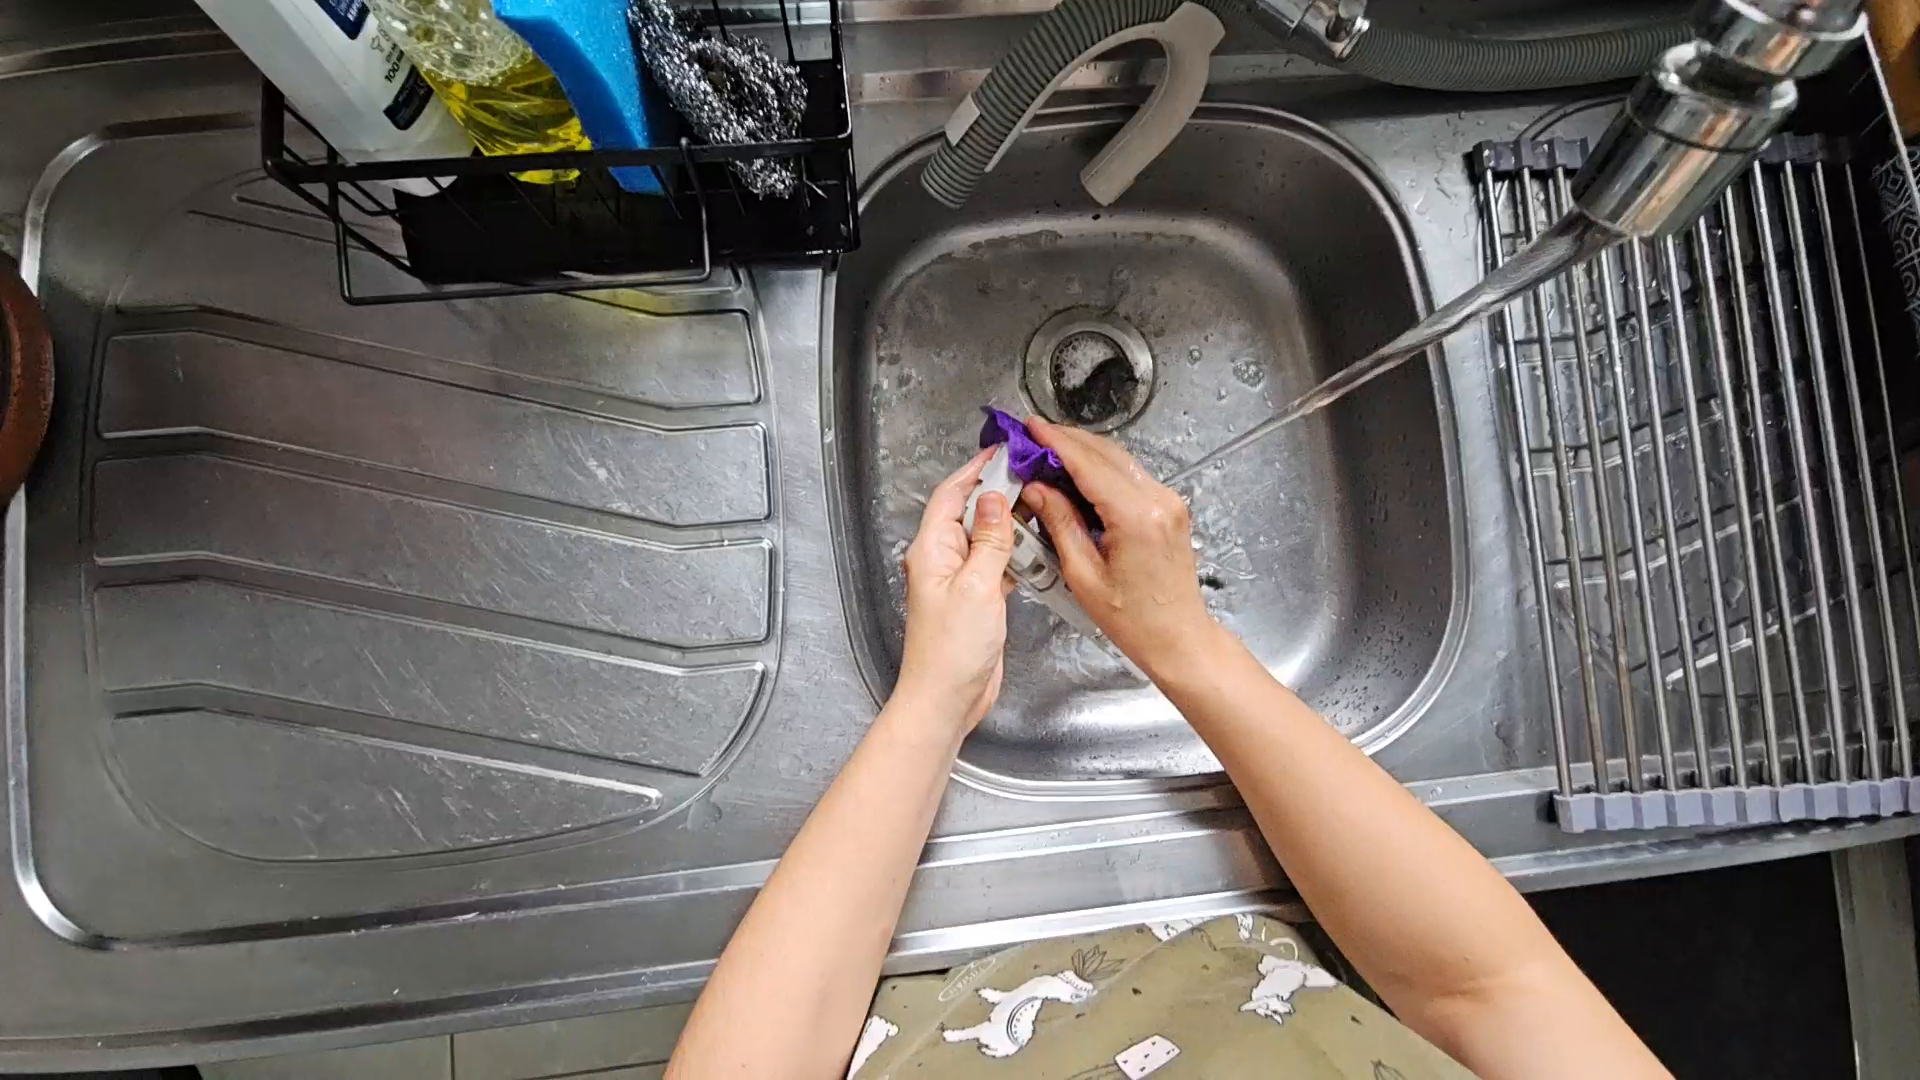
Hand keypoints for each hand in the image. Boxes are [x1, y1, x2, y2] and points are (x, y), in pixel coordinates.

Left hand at [893, 449, 1016, 732]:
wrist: (947, 698)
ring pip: (986, 538)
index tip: (1000, 451)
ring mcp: (960, 580)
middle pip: (969, 513)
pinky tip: (1035, 548)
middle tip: (1029, 476)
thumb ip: (989, 542)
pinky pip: (995, 564)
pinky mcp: (977, 598)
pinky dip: (1014, 554)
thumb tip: (994, 500)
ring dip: (1009, 524)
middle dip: (997, 493)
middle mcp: (942, 560)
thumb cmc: (951, 650)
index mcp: (932, 550)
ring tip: (1038, 507)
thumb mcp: (976, 587)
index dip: (974, 470)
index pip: (951, 496)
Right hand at [1020, 417, 1221, 680]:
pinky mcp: (1169, 507)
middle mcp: (1158, 500)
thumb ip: (1060, 524)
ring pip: (1119, 460)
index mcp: (1136, 517)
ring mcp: (1168, 501)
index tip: (1030, 426)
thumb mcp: (1083, 575)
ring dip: (1083, 452)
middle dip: (1067, 441)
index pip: (1089, 464)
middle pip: (1106, 454)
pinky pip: (1129, 476)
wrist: (1178, 636)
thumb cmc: (1131, 619)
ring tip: (1047, 452)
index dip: (1056, 442)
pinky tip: (1075, 475)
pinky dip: (1100, 469)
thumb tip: (1036, 488)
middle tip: (1032, 437)